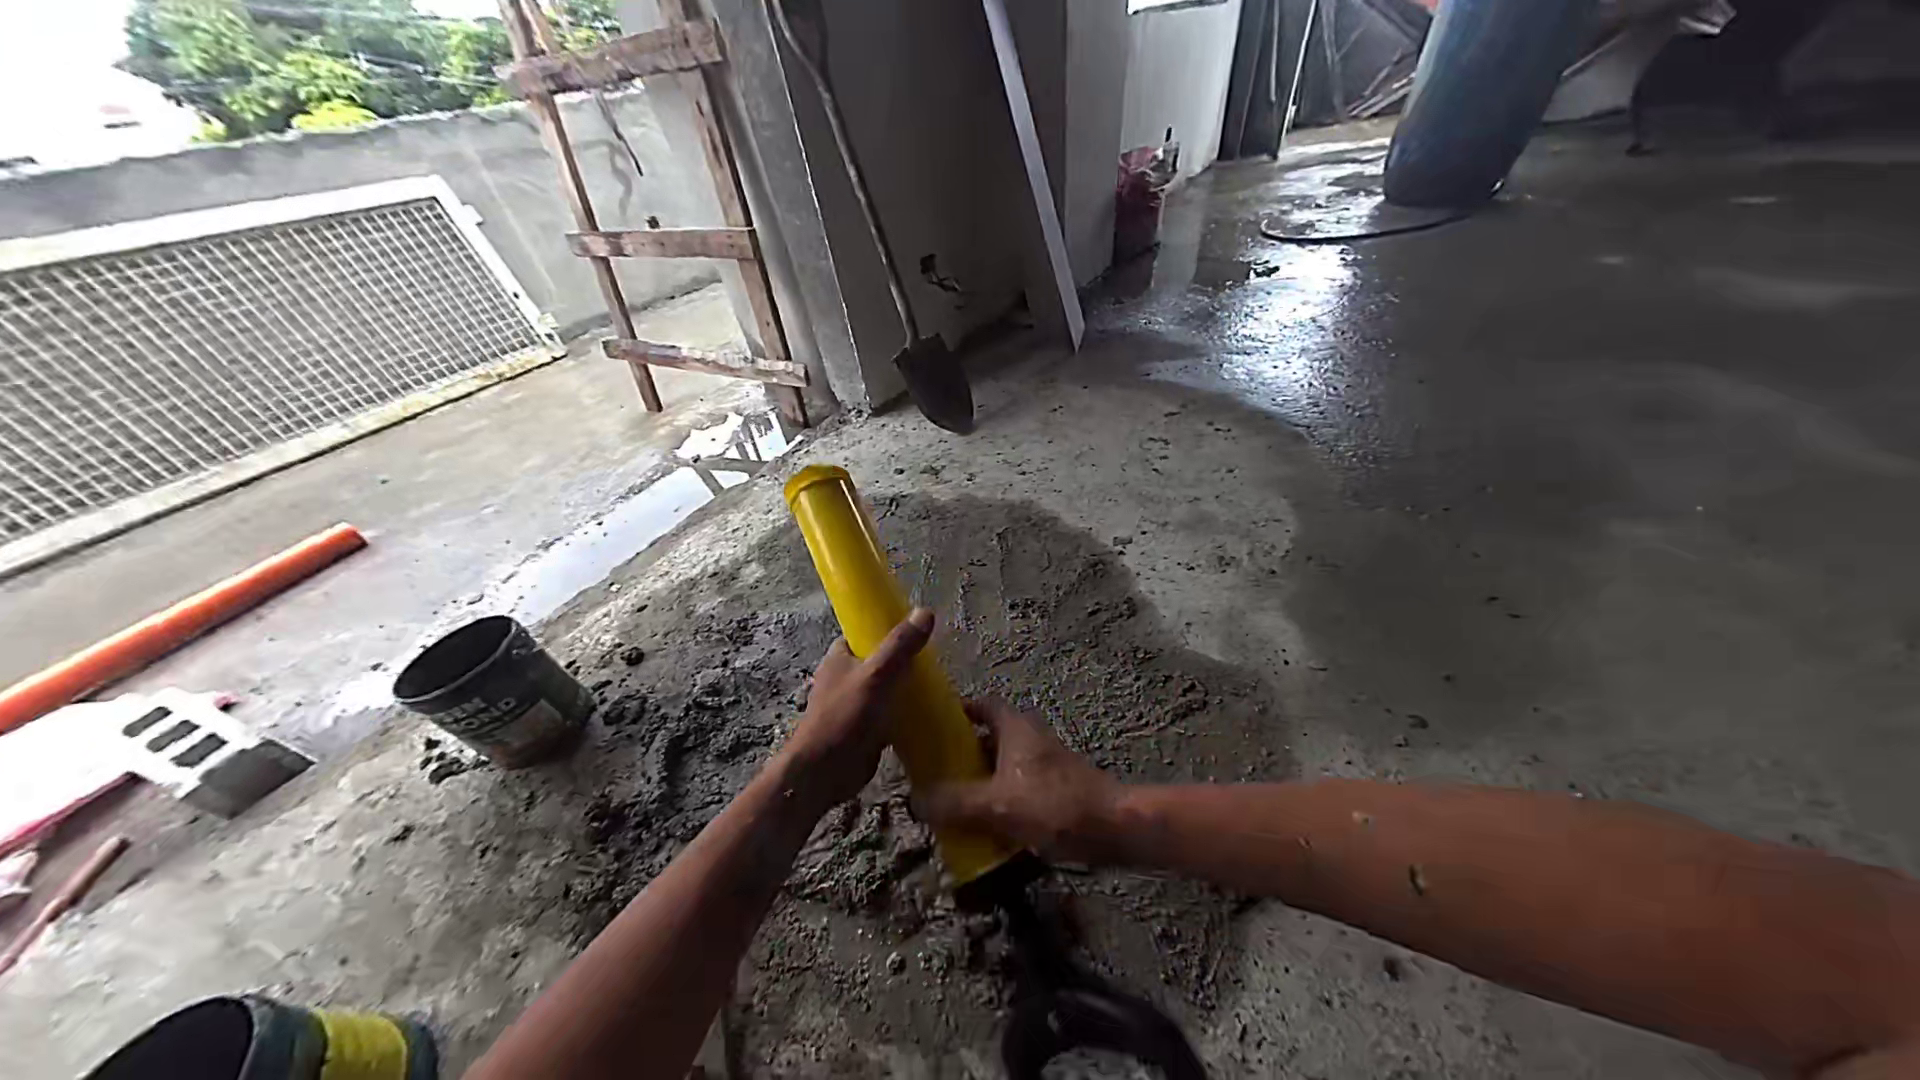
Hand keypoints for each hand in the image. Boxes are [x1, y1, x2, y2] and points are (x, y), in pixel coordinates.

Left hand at [778, 608, 934, 809]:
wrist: (825, 772)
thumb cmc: (844, 717)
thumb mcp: (876, 675)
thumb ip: (899, 646)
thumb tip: (925, 612)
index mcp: (840, 658)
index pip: (864, 633)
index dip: (887, 629)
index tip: (916, 629)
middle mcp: (846, 678)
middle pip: (880, 661)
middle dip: (904, 661)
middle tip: (934, 661)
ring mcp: (855, 705)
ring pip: (887, 688)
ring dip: (907, 688)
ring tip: (938, 685)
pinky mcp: (866, 729)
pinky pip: (891, 714)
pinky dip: (907, 713)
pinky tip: (930, 713)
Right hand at [914, 700, 1125, 864]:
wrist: (1116, 828)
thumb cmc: (1056, 805)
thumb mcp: (997, 805)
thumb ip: (954, 802)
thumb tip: (914, 799)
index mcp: (1015, 727)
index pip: (981, 705)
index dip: (956, 713)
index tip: (931, 729)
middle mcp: (1029, 738)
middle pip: (987, 738)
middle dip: (961, 755)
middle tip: (935, 776)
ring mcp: (1044, 764)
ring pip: (1001, 766)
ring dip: (979, 783)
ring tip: (952, 806)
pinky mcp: (1055, 789)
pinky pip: (1016, 789)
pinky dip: (999, 801)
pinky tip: (985, 828)